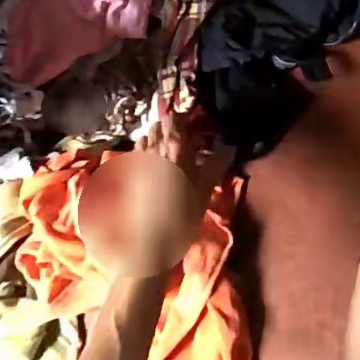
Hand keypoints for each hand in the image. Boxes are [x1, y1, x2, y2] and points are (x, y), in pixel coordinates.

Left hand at [81, 112, 222, 278]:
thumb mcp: (205, 189)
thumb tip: (230, 147)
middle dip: (173, 127)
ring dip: (159, 137)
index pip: (175, 119)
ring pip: (147, 137)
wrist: (148, 241)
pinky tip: (156, 163)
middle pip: (159, 125)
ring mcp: (138, 160)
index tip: (198, 125)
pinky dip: (148, 150)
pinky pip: (138, 152)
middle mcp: (153, 148)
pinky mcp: (128, 174)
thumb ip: (217, 163)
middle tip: (188, 137)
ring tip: (172, 149)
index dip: (185, 117)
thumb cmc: (181, 214)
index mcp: (174, 147)